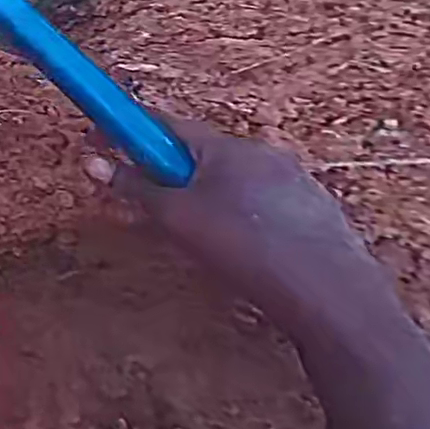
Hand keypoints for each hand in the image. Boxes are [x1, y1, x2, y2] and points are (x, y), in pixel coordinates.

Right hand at [87, 117, 407, 340]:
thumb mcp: (173, 216)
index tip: (98, 140)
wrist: (338, 306)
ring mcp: (297, 184)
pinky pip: (257, 201)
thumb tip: (91, 161)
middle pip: (196, 152)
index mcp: (227, 147)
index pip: (163, 122)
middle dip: (162, 169)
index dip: (125, 128)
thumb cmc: (244, 248)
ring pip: (227, 178)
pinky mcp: (319, 215)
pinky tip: (231, 245)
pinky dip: (230, 211)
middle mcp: (264, 155)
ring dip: (196, 192)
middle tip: (140, 195)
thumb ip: (132, 185)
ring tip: (185, 228)